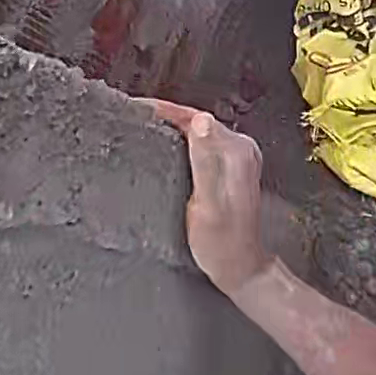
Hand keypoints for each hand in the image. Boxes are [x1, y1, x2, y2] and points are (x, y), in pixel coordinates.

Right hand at [140, 98, 272, 294]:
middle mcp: (241, 148)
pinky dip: (181, 139)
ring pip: (199, 130)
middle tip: (134, 112)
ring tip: (143, 123)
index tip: (139, 106)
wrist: (240, 267)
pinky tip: (164, 142)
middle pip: (197, 121)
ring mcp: (238, 156)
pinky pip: (203, 143)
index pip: (196, 118)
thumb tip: (200, 120)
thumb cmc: (221, 242)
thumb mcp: (208, 203)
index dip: (166, 110)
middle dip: (166, 114)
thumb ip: (205, 162)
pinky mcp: (231, 166)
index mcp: (236, 151)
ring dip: (172, 125)